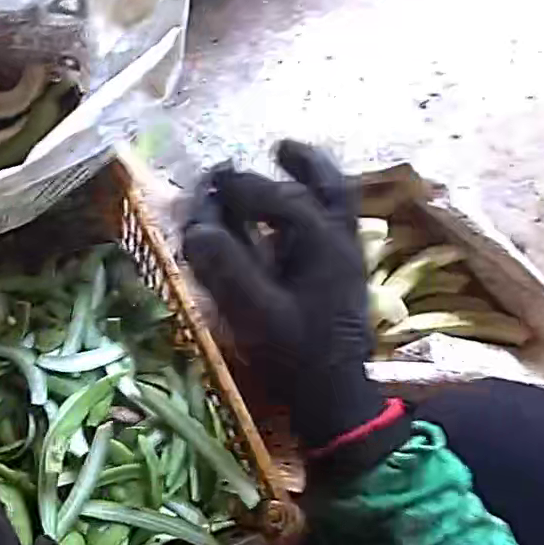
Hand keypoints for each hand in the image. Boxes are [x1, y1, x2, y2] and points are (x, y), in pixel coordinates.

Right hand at [182, 141, 405, 475]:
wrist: (334, 396)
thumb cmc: (294, 354)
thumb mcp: (253, 313)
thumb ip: (224, 267)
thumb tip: (196, 229)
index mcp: (321, 244)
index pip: (279, 199)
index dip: (242, 187)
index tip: (212, 180)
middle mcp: (341, 242)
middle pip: (327, 187)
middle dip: (300, 164)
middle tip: (276, 148)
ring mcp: (348, 259)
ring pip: (339, 203)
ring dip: (316, 179)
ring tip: (294, 162)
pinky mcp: (344, 277)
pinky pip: (335, 226)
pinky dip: (317, 208)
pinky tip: (296, 217)